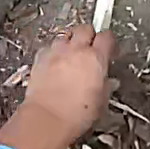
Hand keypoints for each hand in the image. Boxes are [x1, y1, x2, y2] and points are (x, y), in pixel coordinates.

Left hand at [0, 25, 115, 148]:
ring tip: (71, 54)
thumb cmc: (75, 115)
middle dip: (89, 35)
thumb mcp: (100, 102)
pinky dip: (54, 52)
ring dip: (71, 41)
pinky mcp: (41, 58)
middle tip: (90, 48)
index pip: (107, 37)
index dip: (108, 42)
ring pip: (66, 34)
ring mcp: (57, 52)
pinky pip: (49, 46)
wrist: (46, 120)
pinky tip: (55, 63)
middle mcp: (77, 50)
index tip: (108, 49)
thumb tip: (108, 81)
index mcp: (96, 59)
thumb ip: (105, 86)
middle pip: (85, 28)